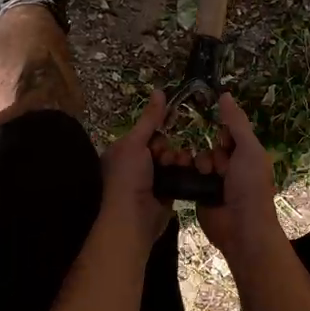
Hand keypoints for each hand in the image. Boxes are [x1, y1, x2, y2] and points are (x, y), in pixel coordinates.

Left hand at [101, 90, 173, 242]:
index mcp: (122, 154)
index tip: (160, 139)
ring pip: (171, 162)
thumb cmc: (127, 178)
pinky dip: (183, 175)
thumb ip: (149, 118)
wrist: (132, 221)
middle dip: (168, 150)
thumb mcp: (135, 143)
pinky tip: (188, 173)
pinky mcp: (164, 197)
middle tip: (167, 158)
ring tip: (179, 165)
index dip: (155, 135)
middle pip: (160, 147)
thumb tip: (159, 90)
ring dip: (178, 161)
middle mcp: (134, 168)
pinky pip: (177, 179)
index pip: (145, 135)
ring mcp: (149, 183)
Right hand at [183, 93, 280, 260]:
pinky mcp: (199, 196)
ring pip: (198, 162)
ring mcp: (214, 183)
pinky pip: (189, 178)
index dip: (221, 131)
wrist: (241, 229)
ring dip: (198, 165)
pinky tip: (181, 174)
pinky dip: (185, 175)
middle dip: (209, 154)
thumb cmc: (250, 185)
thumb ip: (236, 122)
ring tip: (203, 176)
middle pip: (211, 147)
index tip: (209, 126)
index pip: (229, 134)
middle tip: (214, 167)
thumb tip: (224, 93)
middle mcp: (230, 168)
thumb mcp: (248, 149)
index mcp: (246, 156)